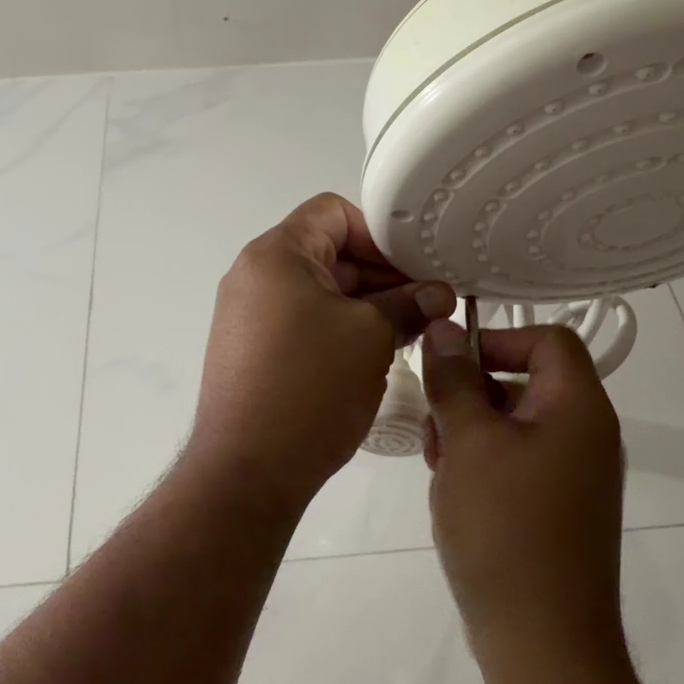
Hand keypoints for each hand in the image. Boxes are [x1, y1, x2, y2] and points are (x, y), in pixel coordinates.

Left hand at [188, 193, 455, 504]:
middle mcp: (253, 276)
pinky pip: (302, 323)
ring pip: (318, 293)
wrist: (247, 470)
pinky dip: (339, 331)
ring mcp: (247, 316)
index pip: (333, 213)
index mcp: (275, 254)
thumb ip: (407, 304)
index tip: (416, 271)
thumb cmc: (310, 388)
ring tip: (408, 336)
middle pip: (327, 253)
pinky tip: (372, 359)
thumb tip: (436, 295)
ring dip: (365, 307)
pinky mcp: (250, 352)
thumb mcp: (370, 337)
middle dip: (381, 277)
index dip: (380, 236)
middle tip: (428, 307)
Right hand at [418, 320, 626, 653]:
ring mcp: (574, 477)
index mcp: (579, 408)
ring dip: (469, 430)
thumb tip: (446, 329)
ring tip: (437, 465)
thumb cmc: (504, 529)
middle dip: (471, 393)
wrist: (543, 643)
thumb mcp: (468, 443)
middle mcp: (586, 435)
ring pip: (514, 424)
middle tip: (433, 426)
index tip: (450, 366)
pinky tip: (453, 492)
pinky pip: (518, 463)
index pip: (548, 339)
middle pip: (527, 381)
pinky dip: (482, 464)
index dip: (498, 339)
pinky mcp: (558, 510)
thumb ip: (455, 381)